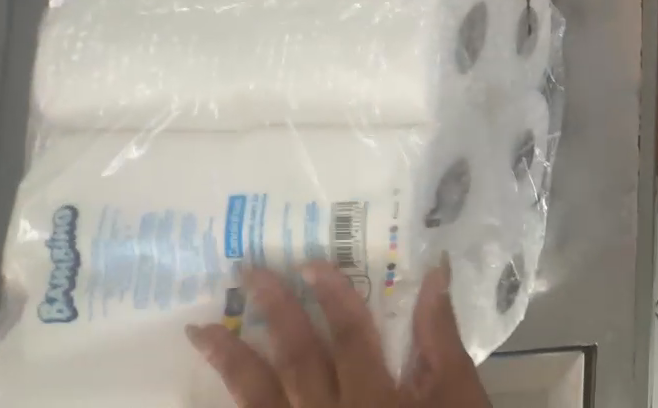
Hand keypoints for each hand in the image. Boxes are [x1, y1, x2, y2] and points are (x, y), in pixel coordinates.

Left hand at [186, 262, 491, 407]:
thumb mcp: (457, 388)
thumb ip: (438, 333)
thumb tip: (435, 272)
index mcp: (374, 395)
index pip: (348, 334)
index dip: (331, 296)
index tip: (309, 263)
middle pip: (297, 359)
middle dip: (274, 313)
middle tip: (249, 272)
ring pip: (257, 398)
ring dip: (230, 360)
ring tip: (201, 331)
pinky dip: (230, 405)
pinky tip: (209, 388)